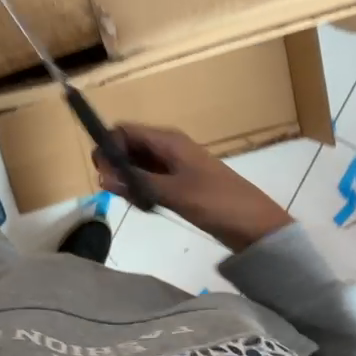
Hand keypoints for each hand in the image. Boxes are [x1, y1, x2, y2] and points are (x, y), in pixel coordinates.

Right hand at [94, 123, 293, 251]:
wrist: (254, 224)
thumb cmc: (216, 202)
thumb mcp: (173, 193)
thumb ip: (137, 183)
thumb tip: (101, 176)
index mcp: (168, 140)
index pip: (124, 131)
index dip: (108, 147)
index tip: (103, 173)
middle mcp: (168, 147)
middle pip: (128, 146)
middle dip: (116, 166)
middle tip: (116, 191)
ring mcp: (173, 165)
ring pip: (137, 165)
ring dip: (128, 181)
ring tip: (134, 201)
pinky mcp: (178, 182)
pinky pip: (149, 180)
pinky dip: (141, 190)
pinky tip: (145, 206)